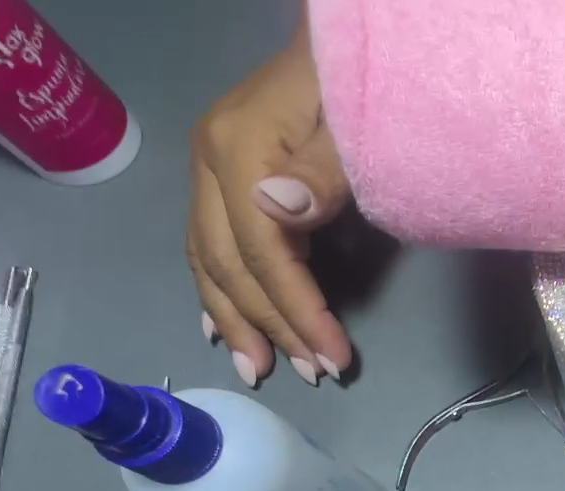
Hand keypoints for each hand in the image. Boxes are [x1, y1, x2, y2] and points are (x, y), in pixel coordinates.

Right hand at [188, 27, 352, 387]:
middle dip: (271, 327)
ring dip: (238, 320)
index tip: (335, 360)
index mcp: (240, 154)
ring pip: (210, 260)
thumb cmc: (354, 86)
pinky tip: (223, 325)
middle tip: (309, 375)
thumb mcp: (351, 127)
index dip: (300, 313)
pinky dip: (218, 290)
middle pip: (231, 266)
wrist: (335, 40)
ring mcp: (211, 168)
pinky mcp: (225, 174)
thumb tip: (277, 209)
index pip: (266, 257)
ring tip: (260, 367)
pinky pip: (210, 243)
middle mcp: (211, 163)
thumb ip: (321, 171)